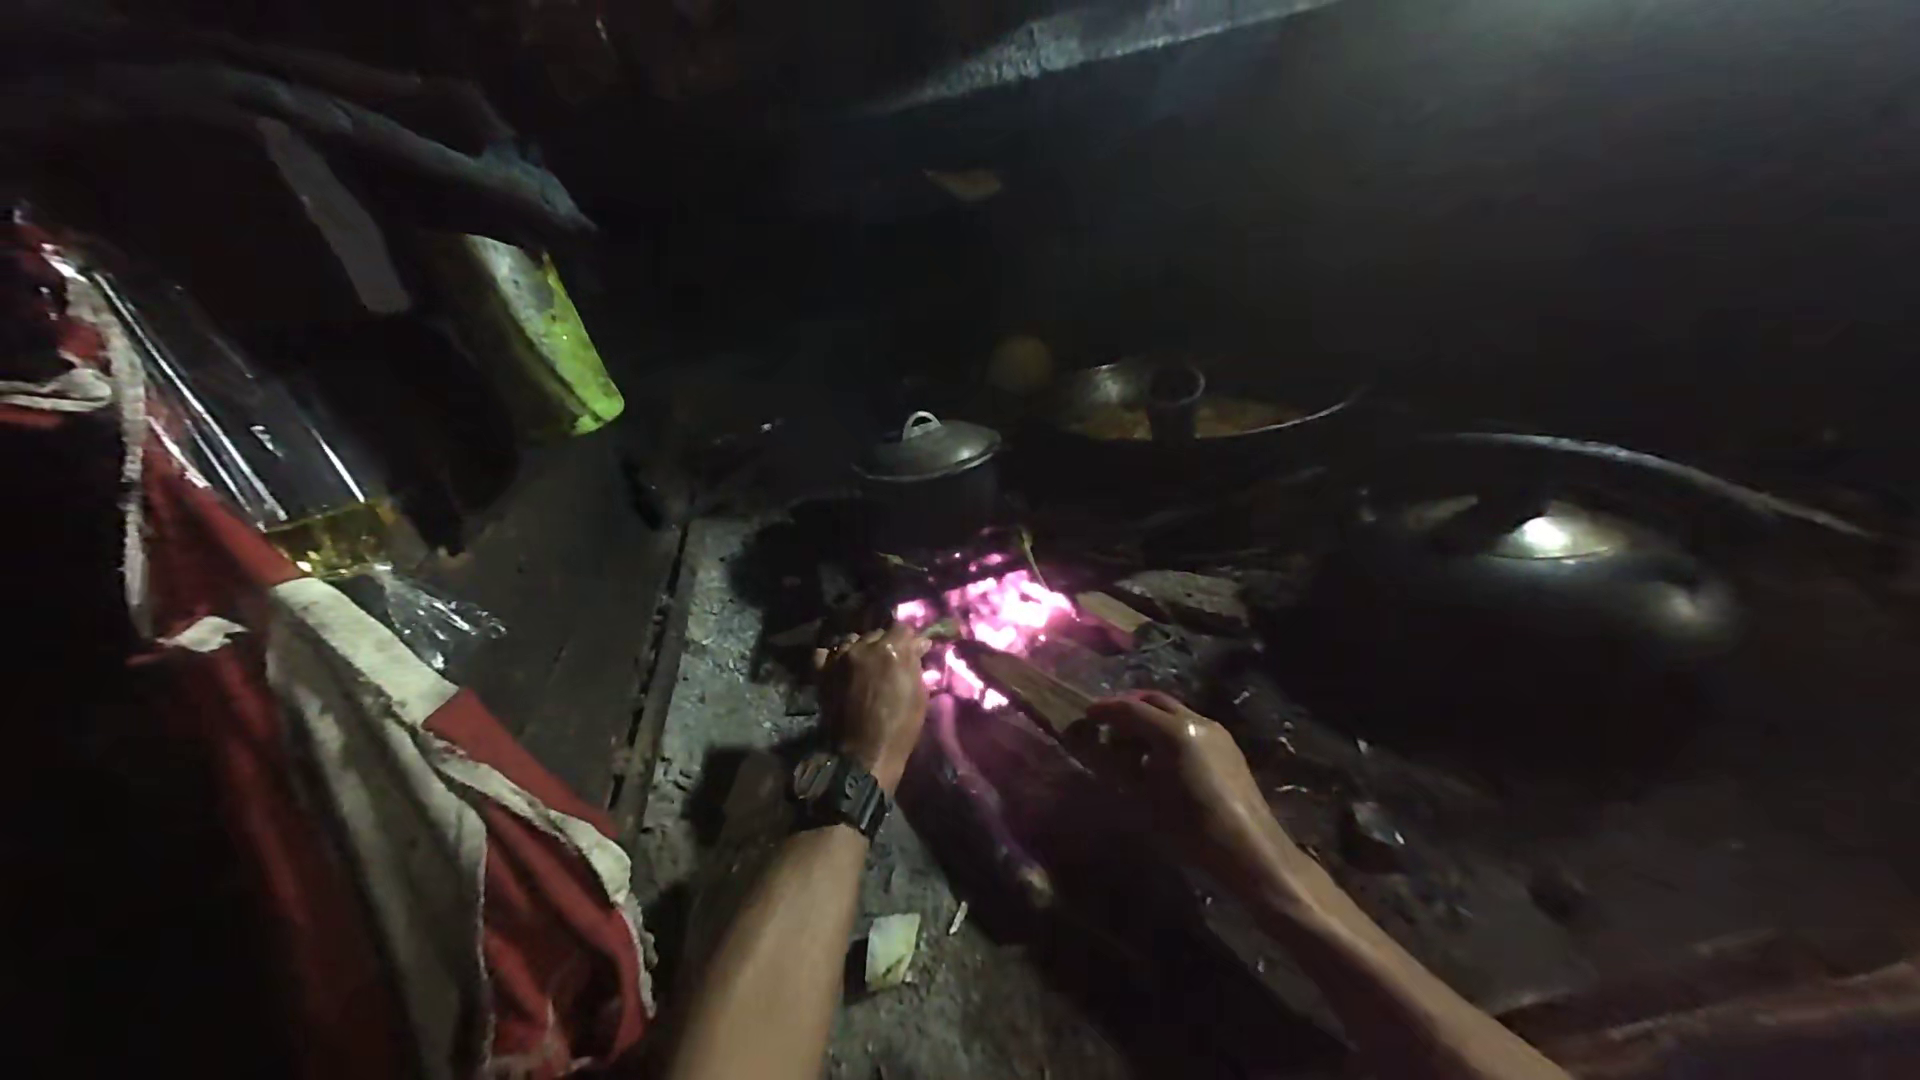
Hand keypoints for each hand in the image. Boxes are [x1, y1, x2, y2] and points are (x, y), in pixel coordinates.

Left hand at [814, 624, 931, 794]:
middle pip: (877, 633)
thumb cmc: (900, 727)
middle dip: (886, 643)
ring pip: (852, 640)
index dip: (908, 639)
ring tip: (865, 664)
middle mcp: (864, 647)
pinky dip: (834, 656)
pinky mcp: (823, 672)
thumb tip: (918, 646)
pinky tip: (842, 666)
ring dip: (861, 649)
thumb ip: (916, 664)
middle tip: (890, 662)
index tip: (913, 650)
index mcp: (891, 650)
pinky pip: (826, 653)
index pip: (902, 628)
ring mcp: (840, 658)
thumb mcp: (919, 694)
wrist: (864, 754)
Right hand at [1074, 691, 1302, 886]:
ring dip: (1147, 719)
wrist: (1251, 852)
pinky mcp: (1227, 746)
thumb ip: (1117, 767)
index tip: (1086, 716)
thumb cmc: (1193, 830)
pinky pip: (1188, 725)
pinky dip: (1166, 730)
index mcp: (1175, 731)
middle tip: (1106, 724)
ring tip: (1129, 744)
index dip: (1105, 710)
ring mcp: (1216, 732)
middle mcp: (1197, 721)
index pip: (1131, 709)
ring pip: (1172, 711)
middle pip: (1153, 701)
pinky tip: (1158, 756)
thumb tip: (1095, 749)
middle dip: (1127, 707)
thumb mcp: (1145, 799)